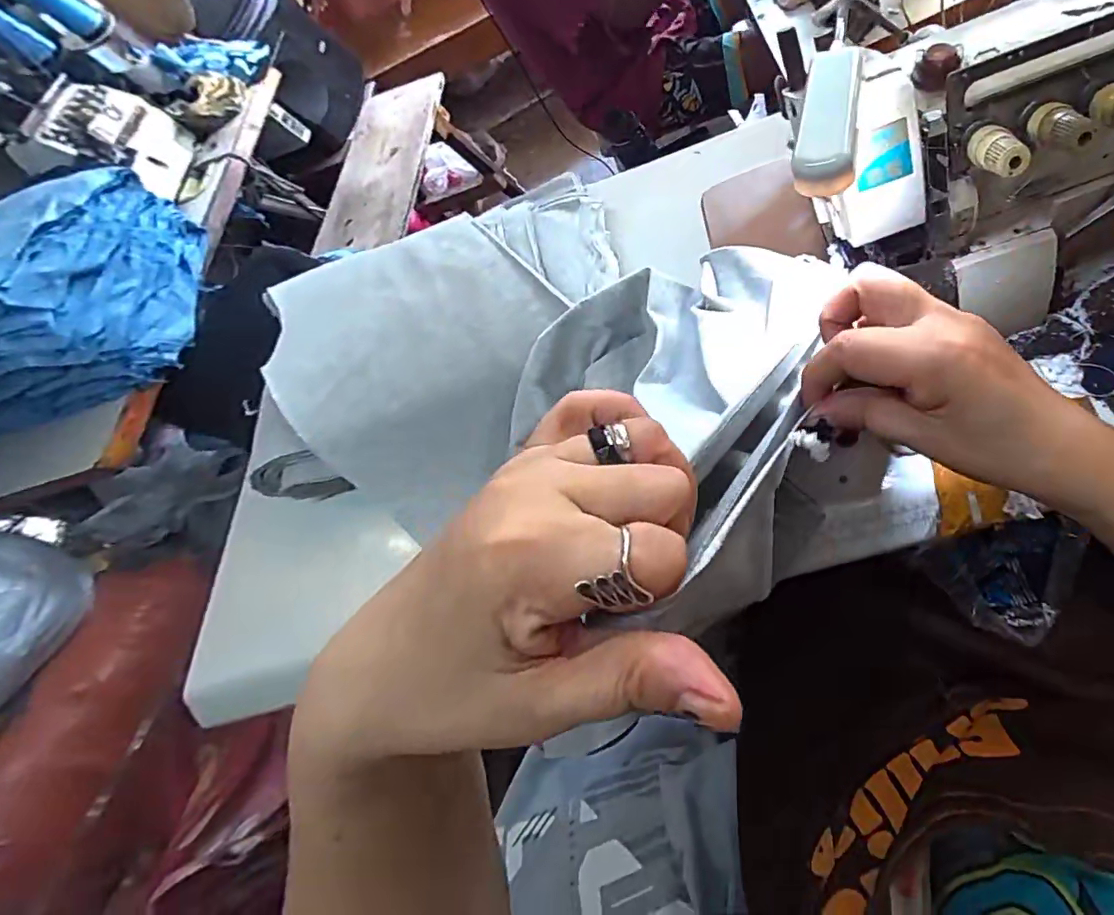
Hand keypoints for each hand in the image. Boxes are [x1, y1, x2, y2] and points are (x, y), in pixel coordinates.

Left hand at [292, 391, 741, 773]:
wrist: (383, 662)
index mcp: (536, 550)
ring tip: (614, 541)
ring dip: (652, 492)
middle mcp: (537, 485)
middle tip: (614, 590)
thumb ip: (637, 680)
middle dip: (663, 541)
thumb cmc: (458, 693)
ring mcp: (528, 460)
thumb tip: (730, 701)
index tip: (611, 624)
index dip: (658, 597)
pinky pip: (590, 406)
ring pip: (647, 442)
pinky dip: (619, 428)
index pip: (663, 551)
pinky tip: (613, 474)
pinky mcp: (523, 452)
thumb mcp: (544, 706)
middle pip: (667, 484)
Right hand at [800, 268, 1113, 509]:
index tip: (814, 402)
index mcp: (931, 352)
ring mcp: (954, 317)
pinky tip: (890, 373)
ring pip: (886, 290)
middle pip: (865, 285)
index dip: (819, 372)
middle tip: (837, 367)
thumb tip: (825, 406)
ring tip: (861, 370)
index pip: (849, 344)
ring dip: (858, 321)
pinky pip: (908, 310)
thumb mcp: (925, 439)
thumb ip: (868, 414)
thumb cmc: (1000, 450)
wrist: (1063, 446)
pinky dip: (883, 331)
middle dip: (834, 319)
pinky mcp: (962, 324)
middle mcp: (941, 320)